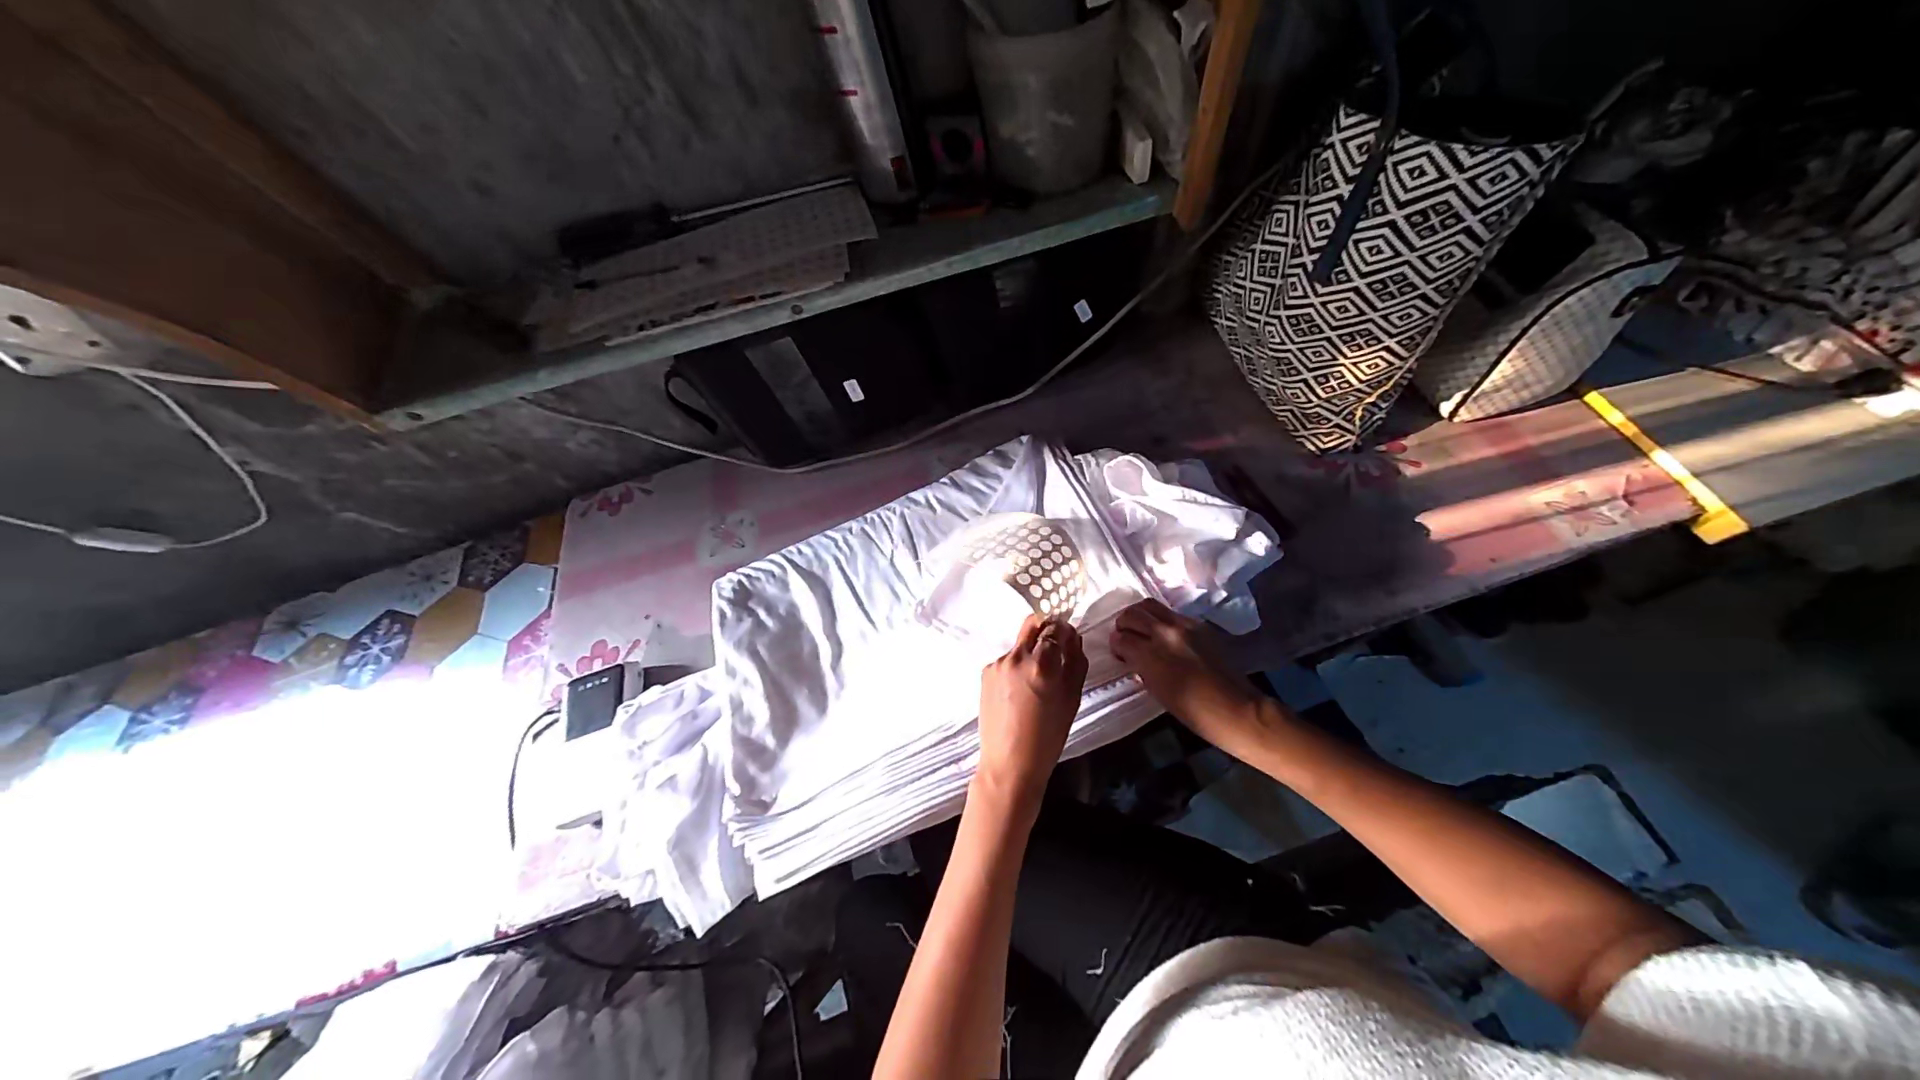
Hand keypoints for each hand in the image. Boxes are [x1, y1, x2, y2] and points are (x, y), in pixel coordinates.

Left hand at [976, 615, 1087, 815]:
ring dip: (1031, 651)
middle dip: (1045, 628)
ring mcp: (998, 664)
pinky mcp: (986, 673)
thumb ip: (1075, 662)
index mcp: (1041, 663)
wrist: (1009, 763)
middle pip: (1032, 623)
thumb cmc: (1048, 736)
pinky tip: (1020, 691)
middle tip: (1054, 646)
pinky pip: (1008, 660)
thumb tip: (1073, 638)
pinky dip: (1017, 667)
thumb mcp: (1072, 698)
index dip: (1063, 627)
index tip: (1068, 635)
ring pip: (1020, 644)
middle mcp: (1017, 657)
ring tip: (1036, 680)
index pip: (1054, 626)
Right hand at [1110, 599, 1269, 759]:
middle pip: (1133, 614)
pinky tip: (1166, 635)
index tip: (1119, 653)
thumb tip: (1132, 655)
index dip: (1116, 645)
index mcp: (1151, 654)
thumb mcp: (1156, 689)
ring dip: (1141, 616)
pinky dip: (1162, 620)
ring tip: (1143, 631)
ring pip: (1151, 606)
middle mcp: (1165, 632)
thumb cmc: (1192, 710)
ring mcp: (1184, 625)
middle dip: (1124, 624)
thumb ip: (1140, 666)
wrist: (1235, 708)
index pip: (1121, 638)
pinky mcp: (1200, 625)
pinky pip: (1172, 613)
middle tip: (1126, 637)